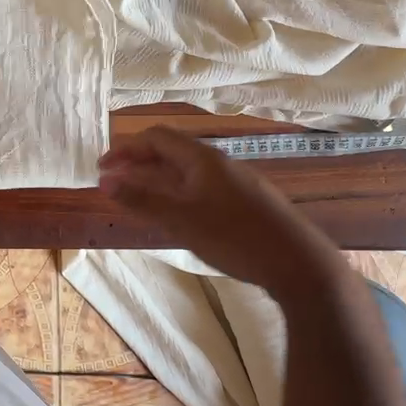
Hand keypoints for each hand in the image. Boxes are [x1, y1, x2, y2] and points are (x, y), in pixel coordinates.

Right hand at [98, 125, 343, 293]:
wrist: (302, 267)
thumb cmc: (236, 237)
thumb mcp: (180, 220)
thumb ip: (140, 199)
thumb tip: (104, 181)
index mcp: (203, 160)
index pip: (156, 138)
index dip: (125, 148)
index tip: (102, 168)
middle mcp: (221, 164)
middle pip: (171, 152)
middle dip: (138, 164)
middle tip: (113, 182)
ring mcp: (238, 184)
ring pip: (187, 172)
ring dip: (157, 180)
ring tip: (137, 198)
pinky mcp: (249, 204)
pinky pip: (202, 188)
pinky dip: (177, 193)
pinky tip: (175, 214)